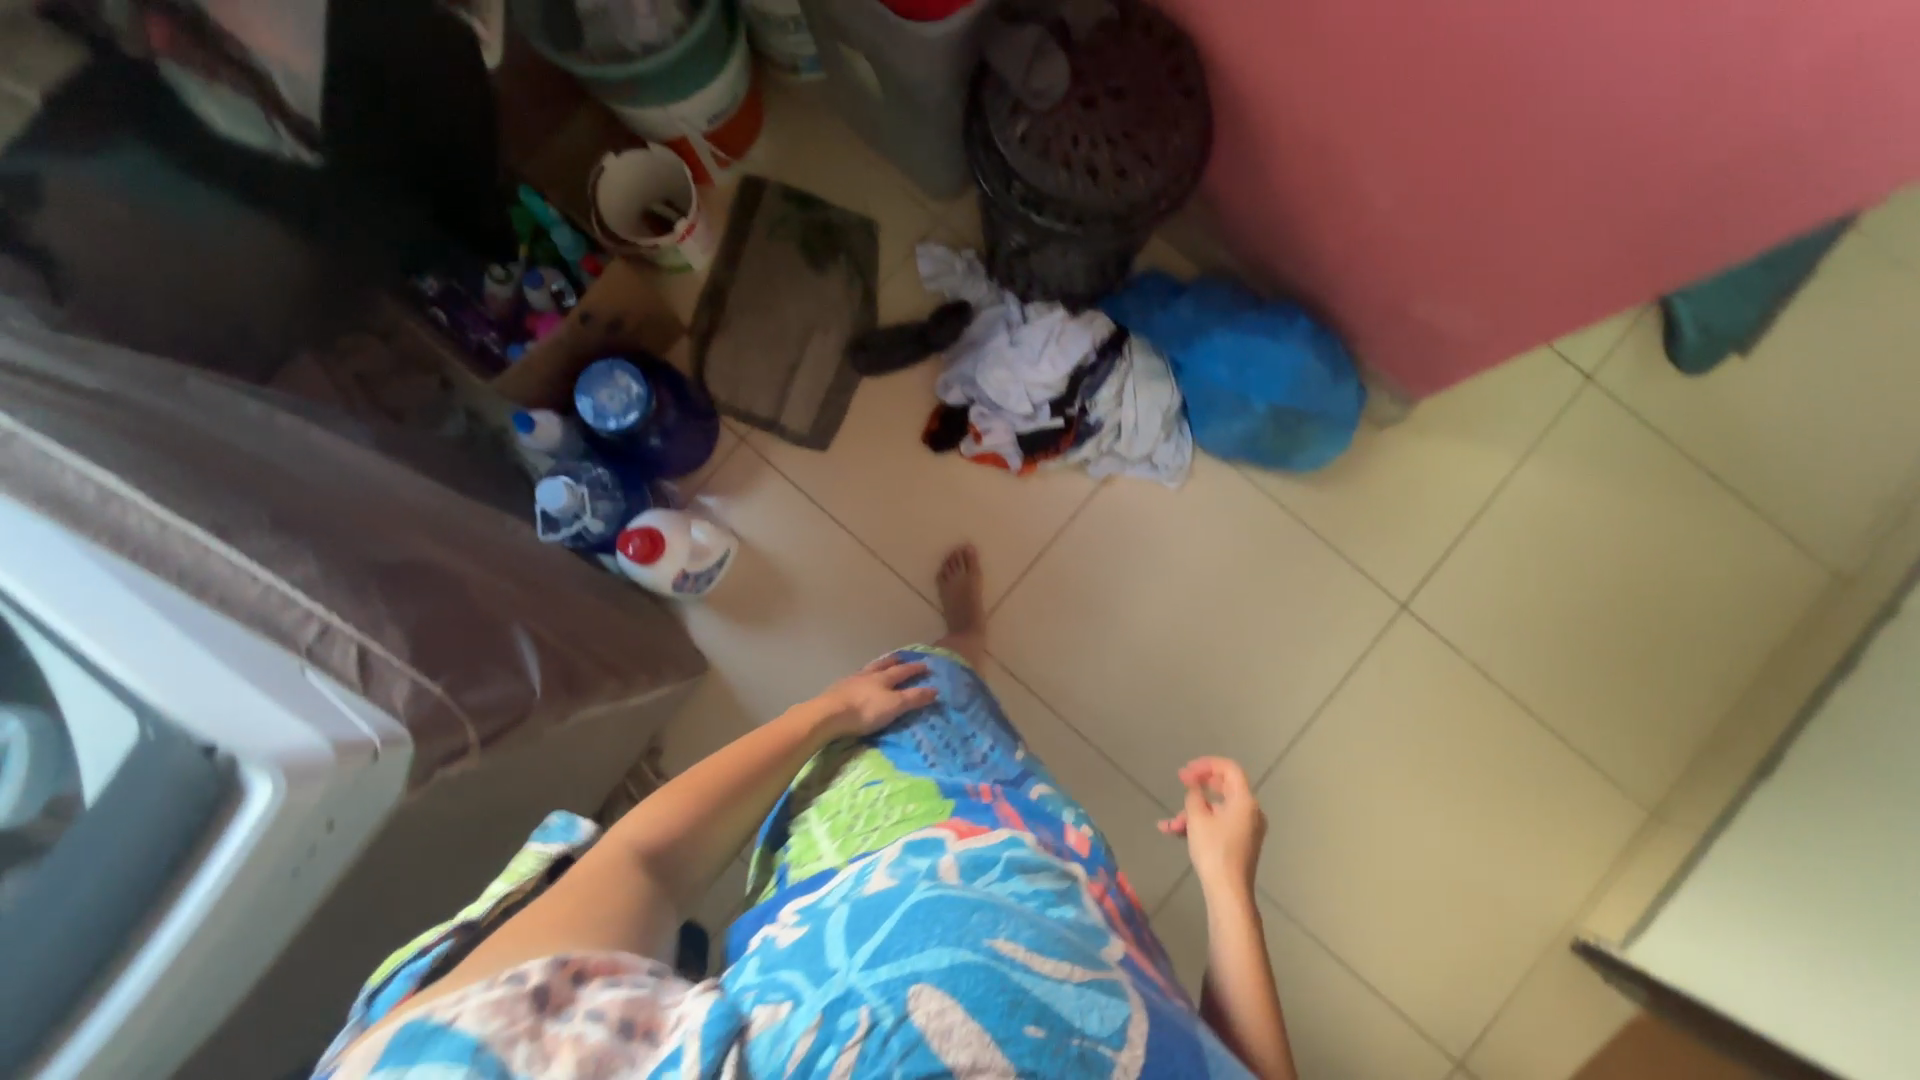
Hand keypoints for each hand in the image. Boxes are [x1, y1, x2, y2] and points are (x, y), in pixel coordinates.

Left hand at [815, 654, 938, 737]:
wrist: (828, 714)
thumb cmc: (865, 710)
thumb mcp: (895, 705)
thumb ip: (914, 698)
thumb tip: (935, 689)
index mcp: (883, 678)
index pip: (903, 671)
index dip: (915, 668)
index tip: (926, 665)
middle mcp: (868, 675)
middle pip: (883, 665)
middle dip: (895, 662)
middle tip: (902, 658)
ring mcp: (851, 681)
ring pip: (867, 670)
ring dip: (877, 667)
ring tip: (880, 666)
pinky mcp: (838, 690)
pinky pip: (855, 679)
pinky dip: (862, 678)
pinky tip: (859, 681)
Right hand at [1158, 757, 1267, 895]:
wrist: (1228, 892)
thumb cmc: (1214, 850)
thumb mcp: (1197, 818)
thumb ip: (1194, 795)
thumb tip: (1195, 786)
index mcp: (1245, 801)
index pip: (1229, 769)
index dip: (1206, 765)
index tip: (1185, 772)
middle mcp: (1251, 812)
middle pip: (1224, 787)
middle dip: (1198, 786)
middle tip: (1180, 783)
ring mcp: (1247, 828)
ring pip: (1217, 809)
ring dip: (1192, 812)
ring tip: (1170, 825)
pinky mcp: (1240, 842)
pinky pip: (1219, 824)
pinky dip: (1200, 825)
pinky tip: (1177, 833)